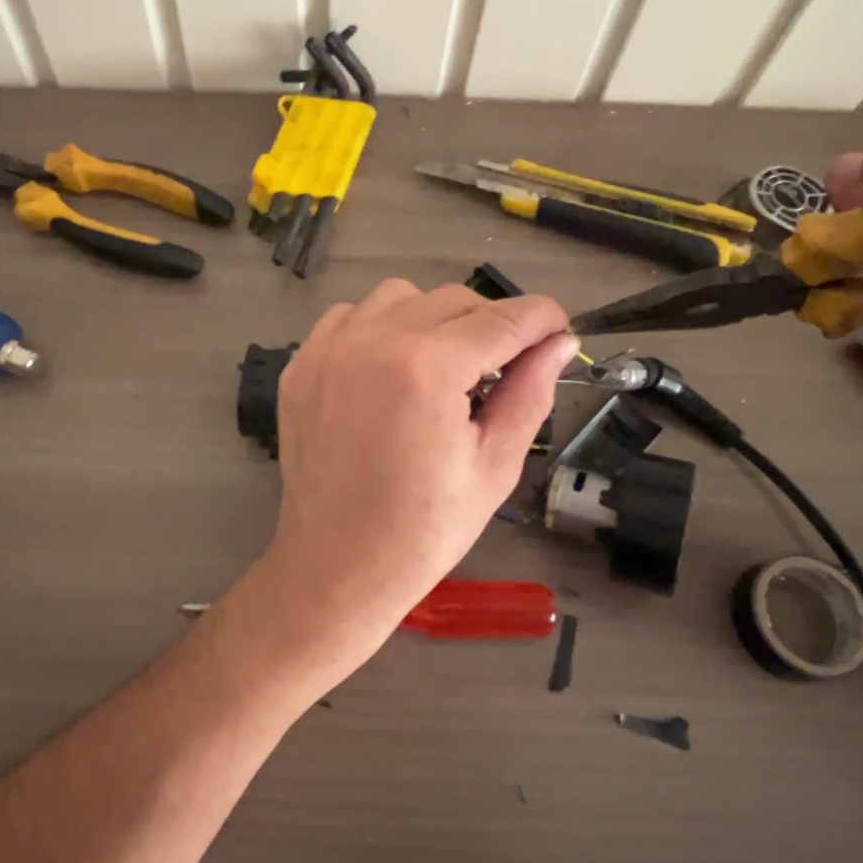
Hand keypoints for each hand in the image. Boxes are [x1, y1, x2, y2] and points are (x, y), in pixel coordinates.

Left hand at [257, 280, 577, 641]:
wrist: (336, 565)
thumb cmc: (423, 530)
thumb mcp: (494, 465)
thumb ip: (530, 392)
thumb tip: (558, 343)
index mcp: (427, 368)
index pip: (503, 319)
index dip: (542, 319)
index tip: (560, 330)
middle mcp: (374, 340)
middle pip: (454, 300)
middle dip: (491, 325)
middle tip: (502, 369)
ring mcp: (329, 349)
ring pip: (400, 297)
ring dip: (433, 320)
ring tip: (443, 370)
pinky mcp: (302, 364)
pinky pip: (352, 316)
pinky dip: (380, 329)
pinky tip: (392, 371)